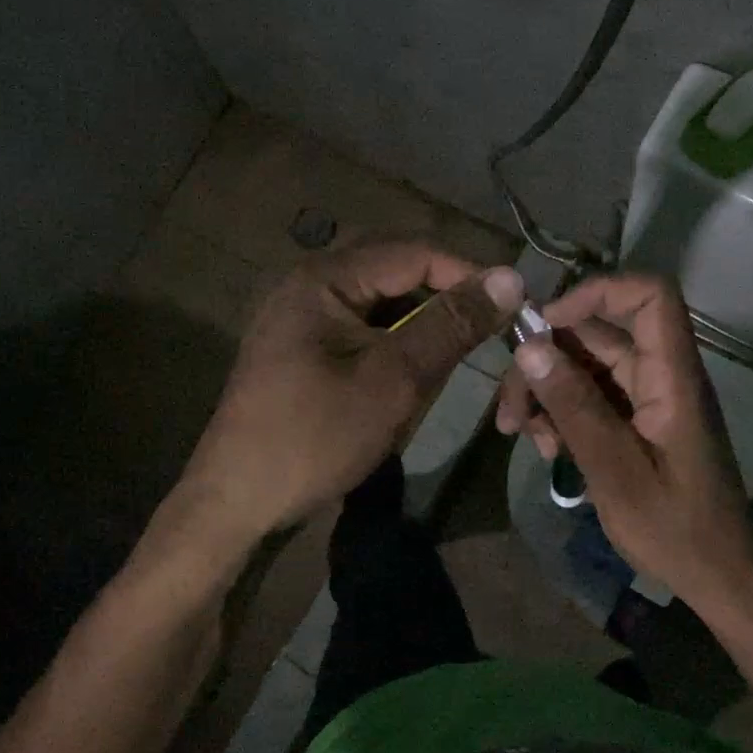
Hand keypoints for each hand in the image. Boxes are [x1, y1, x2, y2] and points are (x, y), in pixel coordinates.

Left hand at [182, 239, 523, 535]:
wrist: (237, 500)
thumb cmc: (316, 437)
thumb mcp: (394, 380)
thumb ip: (450, 325)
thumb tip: (510, 278)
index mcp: (323, 278)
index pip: (414, 252)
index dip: (468, 275)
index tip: (515, 308)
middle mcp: (306, 284)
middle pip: (394, 271)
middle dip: (444, 298)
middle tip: (489, 331)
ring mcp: (297, 318)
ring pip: (378, 303)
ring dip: (419, 324)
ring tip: (454, 355)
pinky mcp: (297, 350)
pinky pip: (358, 330)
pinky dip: (391, 344)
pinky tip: (410, 374)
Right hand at [495, 273, 752, 602]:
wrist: (715, 575)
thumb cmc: (673, 527)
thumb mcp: (615, 470)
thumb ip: (574, 407)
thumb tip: (529, 347)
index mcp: (673, 378)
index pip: (650, 297)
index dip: (596, 293)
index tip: (543, 326)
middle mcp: (662, 378)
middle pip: (599, 335)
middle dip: (545, 359)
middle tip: (509, 407)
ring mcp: (649, 401)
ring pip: (587, 368)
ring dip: (546, 391)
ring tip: (520, 433)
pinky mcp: (637, 425)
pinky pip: (592, 399)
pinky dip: (562, 414)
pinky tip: (545, 447)